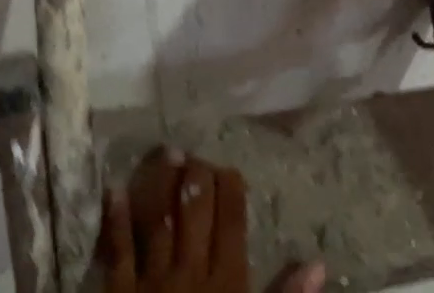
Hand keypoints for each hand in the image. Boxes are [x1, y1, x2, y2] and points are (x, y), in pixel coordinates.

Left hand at [100, 148, 325, 292]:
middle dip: (197, 180)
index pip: (232, 225)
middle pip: (195, 215)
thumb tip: (318, 264)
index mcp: (227, 283)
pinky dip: (116, 220)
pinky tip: (115, 188)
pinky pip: (118, 252)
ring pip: (160, 223)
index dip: (231, 193)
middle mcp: (192, 274)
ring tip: (168, 154)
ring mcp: (154, 282)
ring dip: (163, 186)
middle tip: (197, 156)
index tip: (229, 170)